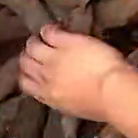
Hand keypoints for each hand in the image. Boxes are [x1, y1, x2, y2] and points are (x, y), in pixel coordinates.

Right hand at [19, 26, 136, 121]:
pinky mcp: (65, 41)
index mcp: (47, 95)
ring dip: (35, 41)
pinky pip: (49, 32)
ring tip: (40, 38)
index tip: (32, 70)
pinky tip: (52, 29)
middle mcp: (46, 75)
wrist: (112, 91)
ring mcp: (54, 57)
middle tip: (35, 52)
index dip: (26, 74)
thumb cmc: (100, 105)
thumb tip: (55, 92)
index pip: (25, 83)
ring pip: (33, 46)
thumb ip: (58, 98)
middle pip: (26, 63)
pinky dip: (48, 30)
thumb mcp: (72, 108)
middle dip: (28, 57)